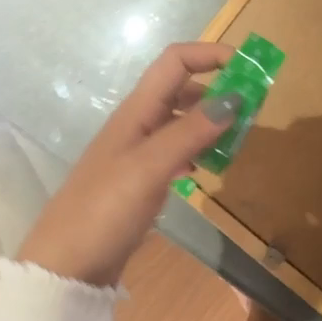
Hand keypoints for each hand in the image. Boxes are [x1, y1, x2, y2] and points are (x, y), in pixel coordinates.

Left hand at [17, 42, 242, 285]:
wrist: (66, 265)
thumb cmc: (104, 210)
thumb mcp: (150, 167)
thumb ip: (190, 132)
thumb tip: (235, 98)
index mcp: (136, 111)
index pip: (175, 62)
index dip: (211, 54)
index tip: (251, 69)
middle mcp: (137, 124)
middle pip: (181, 89)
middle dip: (219, 90)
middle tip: (255, 110)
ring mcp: (137, 154)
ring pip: (181, 122)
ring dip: (212, 122)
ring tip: (240, 139)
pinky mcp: (140, 182)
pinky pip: (176, 153)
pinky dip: (198, 151)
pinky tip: (209, 168)